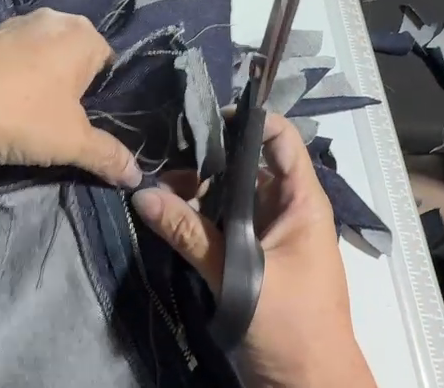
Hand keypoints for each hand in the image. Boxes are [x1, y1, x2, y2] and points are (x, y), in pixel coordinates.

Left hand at [0, 9, 141, 187]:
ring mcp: (18, 21)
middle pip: (75, 55)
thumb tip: (138, 176)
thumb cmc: (24, 116)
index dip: (102, 94)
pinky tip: (7, 98)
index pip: (108, 63)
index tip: (90, 121)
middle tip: (64, 120)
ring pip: (44, 53)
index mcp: (82, 33)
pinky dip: (17, 72)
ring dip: (43, 77)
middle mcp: (54, 17)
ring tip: (33, 112)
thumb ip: (109, 155)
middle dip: (72, 84)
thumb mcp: (73, 142)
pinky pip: (16, 53)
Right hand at [130, 112, 372, 387]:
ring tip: (152, 179)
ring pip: (226, 192)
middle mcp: (282, 208)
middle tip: (159, 149)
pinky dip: (193, 214)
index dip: (247, 118)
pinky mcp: (246, 257)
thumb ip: (191, 233)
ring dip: (193, 187)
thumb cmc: (293, 328)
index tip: (201, 117)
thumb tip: (142, 193)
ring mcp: (264, 232)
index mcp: (301, 201)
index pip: (280, 137)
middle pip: (243, 162)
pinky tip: (161, 209)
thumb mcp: (241, 278)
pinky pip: (218, 222)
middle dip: (204, 155)